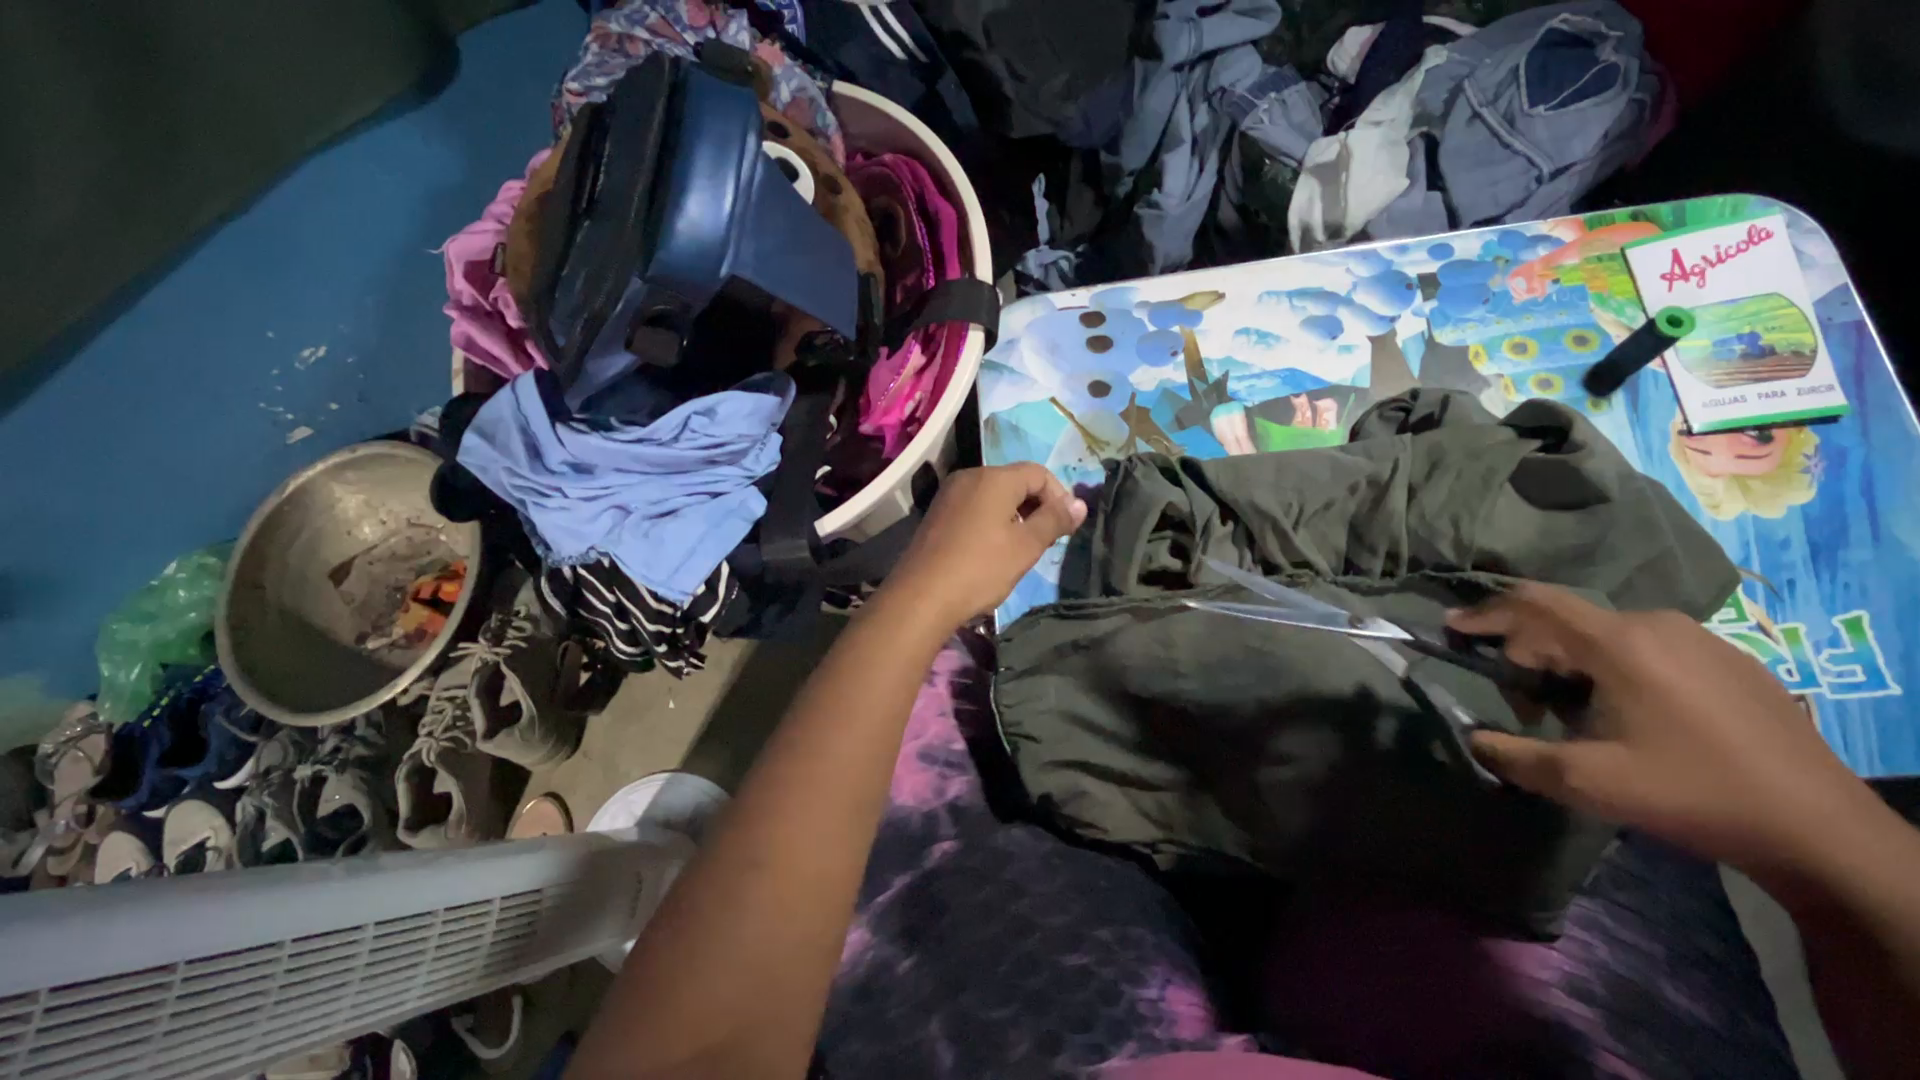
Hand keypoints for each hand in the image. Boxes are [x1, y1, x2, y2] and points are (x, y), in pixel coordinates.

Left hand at [877, 464, 1086, 628]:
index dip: (1059, 496)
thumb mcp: (1026, 547)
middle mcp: (969, 477)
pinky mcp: (937, 515)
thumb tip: (1080, 503)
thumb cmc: (980, 569)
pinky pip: (974, 508)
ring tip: (1022, 548)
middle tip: (1047, 540)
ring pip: (994, 496)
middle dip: (1037, 505)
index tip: (1066, 527)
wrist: (921, 597)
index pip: (1038, 473)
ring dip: (1015, 515)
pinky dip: (992, 521)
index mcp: (993, 478)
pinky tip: (993, 551)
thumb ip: (1054, 520)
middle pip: (1015, 481)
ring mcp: (949, 495)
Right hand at [1448, 583, 1873, 873]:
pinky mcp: (1733, 661)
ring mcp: (1703, 640)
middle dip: (1532, 658)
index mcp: (1620, 643)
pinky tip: (1632, 720)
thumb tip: (1472, 737)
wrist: (1818, 827)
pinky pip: (1652, 650)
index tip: (1453, 629)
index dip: (1486, 613)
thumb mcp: (1585, 782)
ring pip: (1610, 638)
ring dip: (1576, 668)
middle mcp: (1658, 625)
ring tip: (1579, 719)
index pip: (1534, 604)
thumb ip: (1513, 754)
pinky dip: (1618, 672)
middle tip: (1527, 710)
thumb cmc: (1690, 794)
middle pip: (1569, 624)